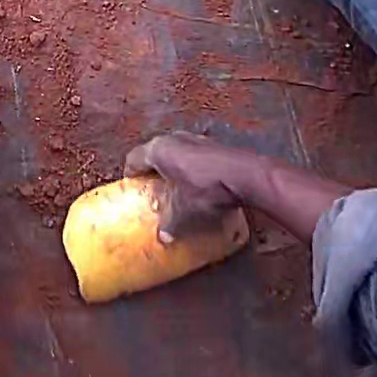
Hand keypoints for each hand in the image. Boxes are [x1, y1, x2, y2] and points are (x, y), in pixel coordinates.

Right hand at [126, 132, 351, 242]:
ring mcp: (194, 138)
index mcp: (158, 150)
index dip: (131, 174)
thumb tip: (163, 238)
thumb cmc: (206, 189)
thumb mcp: (184, 211)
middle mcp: (173, 138)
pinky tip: (198, 182)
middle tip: (152, 187)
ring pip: (175, 150)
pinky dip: (190, 165)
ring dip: (173, 165)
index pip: (135, 158)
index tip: (132, 186)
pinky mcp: (213, 144)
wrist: (245, 176)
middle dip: (152, 169)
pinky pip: (193, 154)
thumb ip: (170, 223)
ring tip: (175, 185)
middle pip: (154, 152)